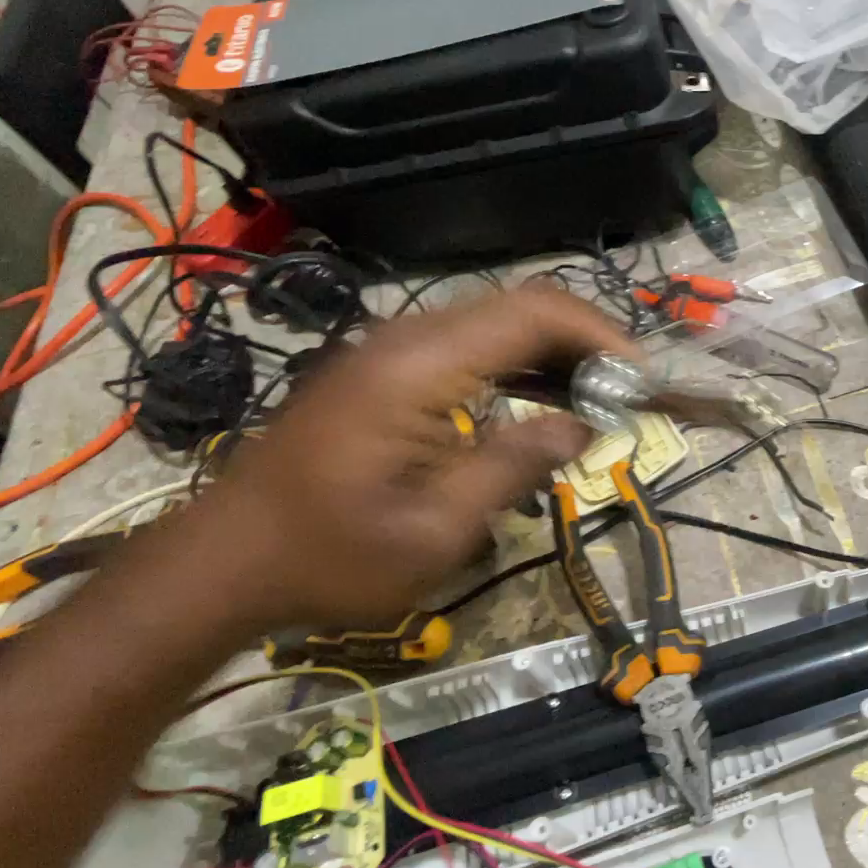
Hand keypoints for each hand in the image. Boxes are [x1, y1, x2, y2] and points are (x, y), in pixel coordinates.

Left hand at [172, 288, 634, 632]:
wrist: (225, 561)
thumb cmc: (329, 557)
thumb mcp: (435, 532)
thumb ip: (514, 466)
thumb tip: (582, 426)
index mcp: (419, 369)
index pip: (532, 312)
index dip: (599, 334)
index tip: (642, 378)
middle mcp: (406, 340)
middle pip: (519, 306)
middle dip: (587, 341)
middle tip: (631, 393)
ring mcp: (390, 351)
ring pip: (496, 322)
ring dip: (556, 352)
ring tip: (600, 399)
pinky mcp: (383, 370)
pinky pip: (469, 347)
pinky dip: (519, 365)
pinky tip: (544, 402)